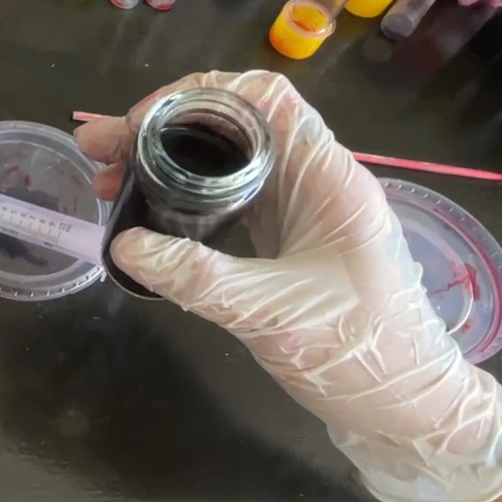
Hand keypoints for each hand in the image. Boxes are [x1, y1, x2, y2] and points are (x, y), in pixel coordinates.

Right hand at [76, 70, 501, 501]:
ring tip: (105, 181)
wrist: (405, 406)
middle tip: (97, 151)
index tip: (135, 124)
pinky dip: (178, 196)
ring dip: (163, 162)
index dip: (193, 96)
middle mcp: (311, 181)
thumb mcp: (272, 313)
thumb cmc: (360, 353)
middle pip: (231, 126)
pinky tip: (145, 214)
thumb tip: (121, 245)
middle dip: (158, 129)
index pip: (262, 100)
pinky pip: (224, 198)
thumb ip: (196, 278)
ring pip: (223, 160)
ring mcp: (296, 209)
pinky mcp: (282, 238)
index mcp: (324, 179)